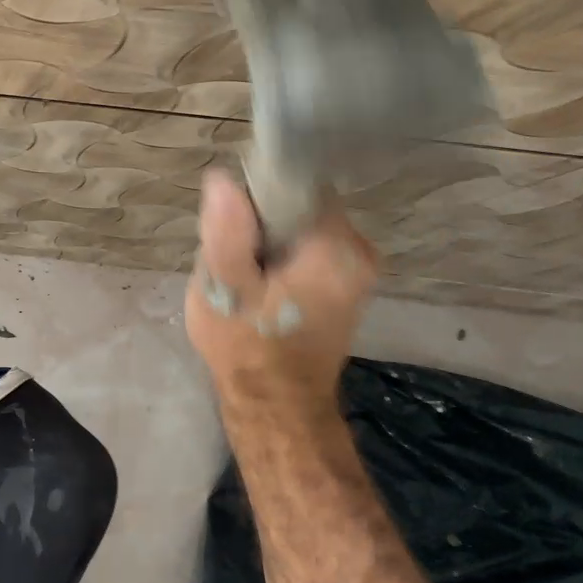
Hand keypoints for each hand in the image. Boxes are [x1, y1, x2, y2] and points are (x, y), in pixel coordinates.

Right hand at [186, 169, 377, 423]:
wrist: (276, 403)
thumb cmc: (247, 344)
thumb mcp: (223, 284)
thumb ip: (225, 230)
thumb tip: (223, 179)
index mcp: (337, 248)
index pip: (295, 187)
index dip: (254, 196)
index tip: (227, 223)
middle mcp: (359, 253)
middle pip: (296, 206)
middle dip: (255, 221)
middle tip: (227, 257)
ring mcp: (356, 270)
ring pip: (296, 227)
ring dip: (262, 240)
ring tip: (239, 273)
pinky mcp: (343, 284)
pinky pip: (303, 247)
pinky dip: (275, 256)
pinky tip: (255, 283)